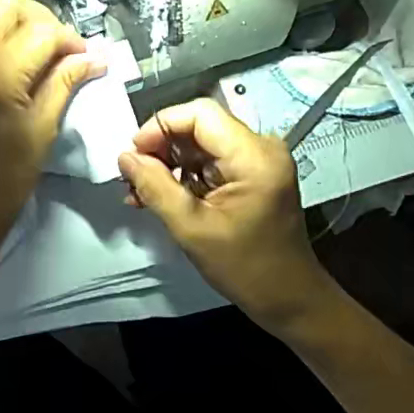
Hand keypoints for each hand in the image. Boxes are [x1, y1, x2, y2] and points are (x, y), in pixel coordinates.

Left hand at [0, 0, 102, 306]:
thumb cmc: (3, 183)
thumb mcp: (43, 131)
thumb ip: (65, 83)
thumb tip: (94, 57)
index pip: (40, 29)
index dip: (69, 39)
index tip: (83, 57)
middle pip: (4, 5)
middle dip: (38, 19)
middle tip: (56, 48)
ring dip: (9, 21)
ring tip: (30, 51)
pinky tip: (3, 61)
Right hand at [117, 99, 339, 335]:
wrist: (289, 297)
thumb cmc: (244, 268)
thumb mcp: (192, 228)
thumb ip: (155, 188)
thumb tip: (124, 157)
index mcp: (254, 156)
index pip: (200, 114)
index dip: (161, 126)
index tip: (133, 154)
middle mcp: (261, 147)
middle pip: (200, 126)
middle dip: (161, 147)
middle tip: (132, 177)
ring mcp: (259, 160)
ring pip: (202, 143)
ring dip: (169, 163)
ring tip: (140, 191)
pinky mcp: (253, 173)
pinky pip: (212, 161)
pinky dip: (185, 175)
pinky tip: (161, 195)